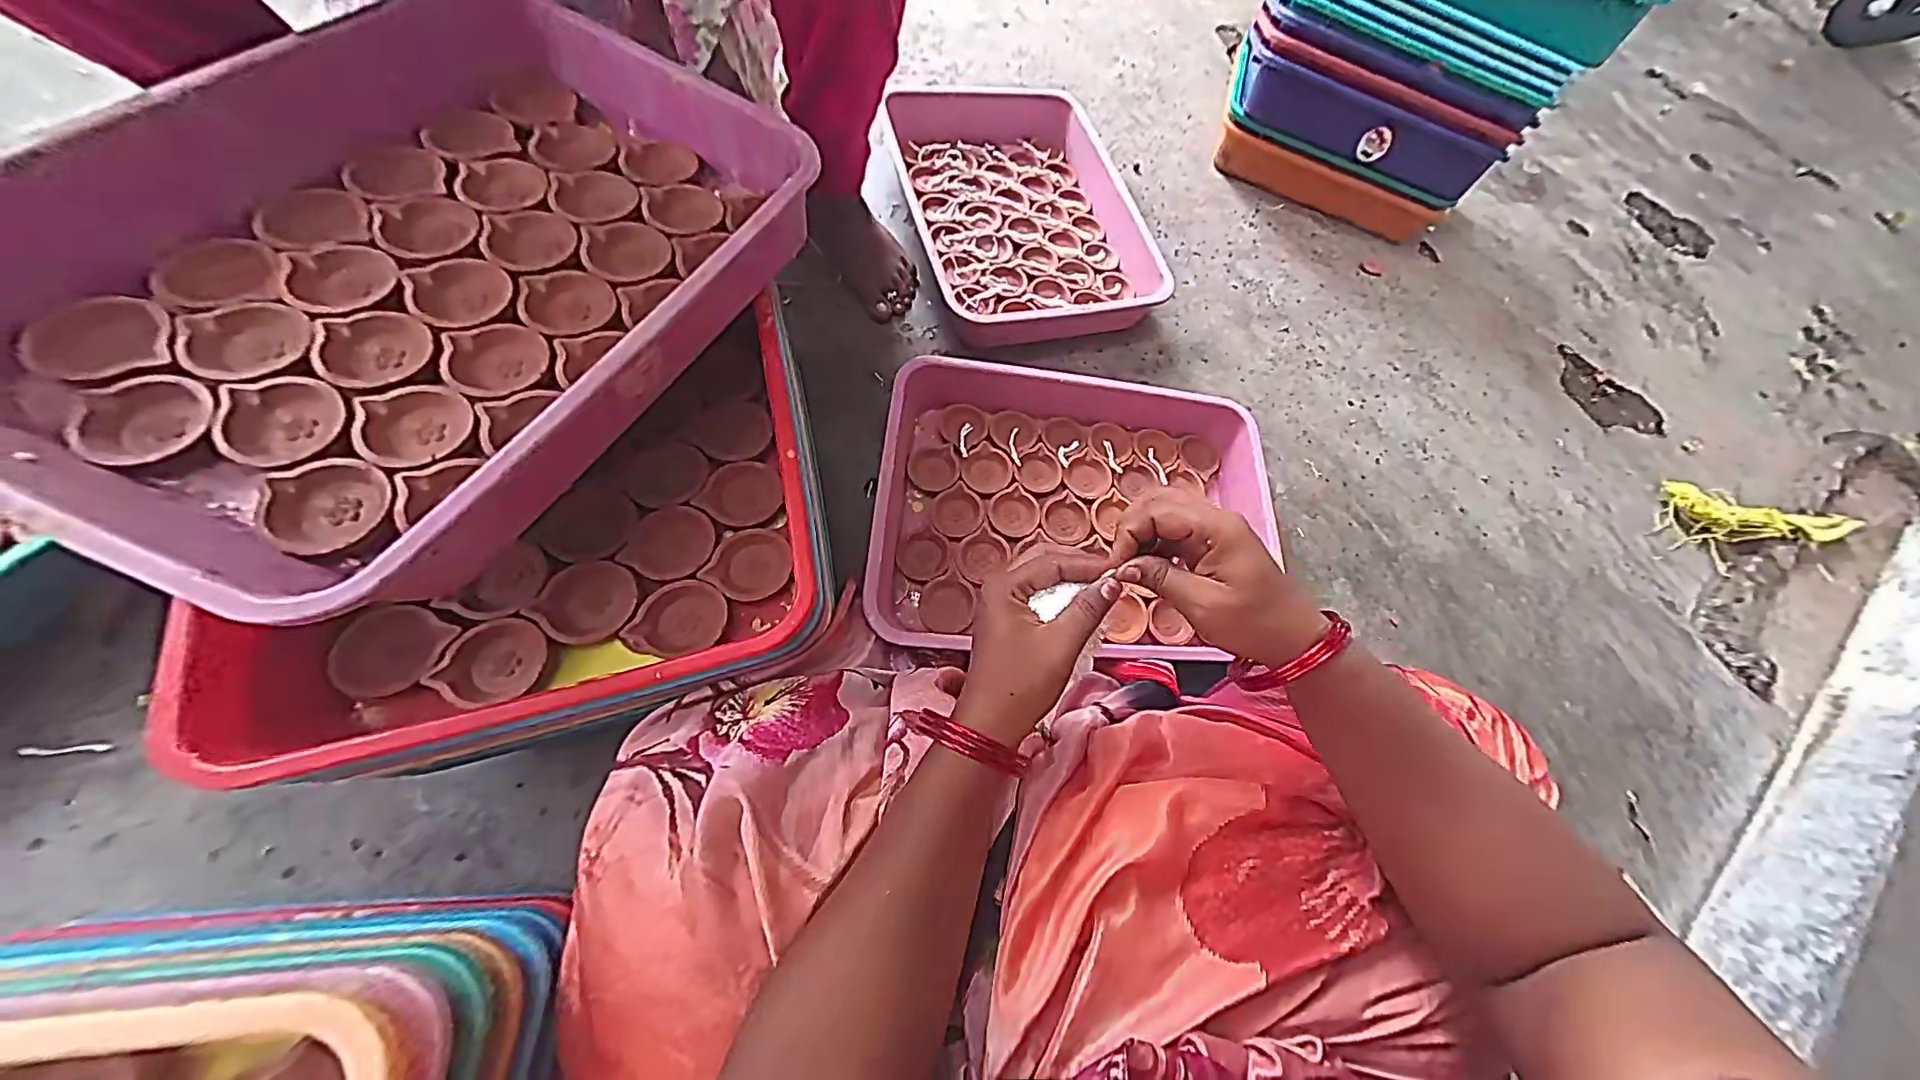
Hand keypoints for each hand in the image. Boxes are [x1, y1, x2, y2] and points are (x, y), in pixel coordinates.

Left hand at [955, 546, 1121, 743]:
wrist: (990, 724)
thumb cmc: (1019, 687)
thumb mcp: (1062, 644)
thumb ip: (1088, 608)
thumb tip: (1112, 582)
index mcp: (1003, 586)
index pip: (1052, 561)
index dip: (1088, 564)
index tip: (1118, 571)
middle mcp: (996, 588)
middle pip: (1043, 562)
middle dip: (1078, 567)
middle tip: (1110, 576)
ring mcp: (997, 604)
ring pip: (1039, 578)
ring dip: (1069, 580)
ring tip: (1100, 587)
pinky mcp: (1004, 620)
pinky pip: (1035, 595)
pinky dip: (1058, 596)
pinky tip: (1079, 605)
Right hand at [1107, 491, 1327, 666]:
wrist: (1293, 637)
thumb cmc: (1254, 624)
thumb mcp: (1202, 605)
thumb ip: (1159, 579)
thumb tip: (1122, 567)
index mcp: (1217, 528)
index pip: (1157, 510)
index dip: (1128, 533)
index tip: (1116, 565)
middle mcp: (1215, 518)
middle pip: (1157, 501)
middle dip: (1130, 528)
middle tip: (1119, 563)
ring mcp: (1213, 528)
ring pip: (1162, 512)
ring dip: (1139, 534)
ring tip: (1128, 565)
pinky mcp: (1209, 542)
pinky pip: (1172, 530)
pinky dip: (1151, 543)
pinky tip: (1144, 565)